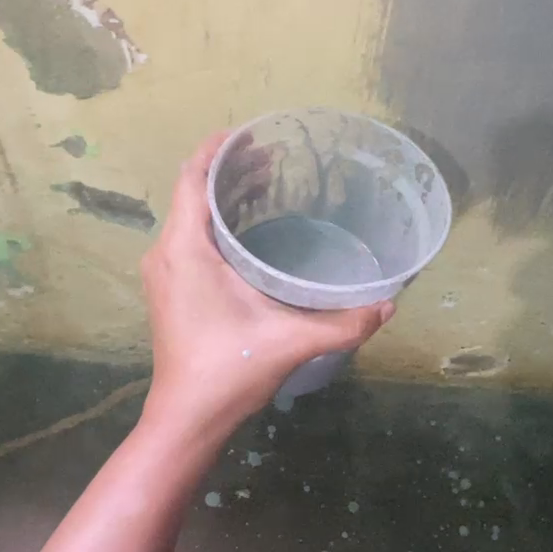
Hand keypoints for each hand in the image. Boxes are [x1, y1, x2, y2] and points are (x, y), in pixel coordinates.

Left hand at [139, 132, 394, 436]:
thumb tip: (389, 305)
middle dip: (229, 171)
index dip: (218, 149)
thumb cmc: (229, 371)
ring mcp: (163, 273)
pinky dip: (214, 225)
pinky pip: (187, 239)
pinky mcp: (168, 291)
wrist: (187, 418)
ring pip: (188, 217)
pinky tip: (248, 233)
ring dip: (221, 199)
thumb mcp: (293, 342)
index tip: (252, 133)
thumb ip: (344, 323)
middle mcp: (166, 253)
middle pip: (191, 193)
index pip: (192, 178)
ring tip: (265, 188)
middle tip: (275, 161)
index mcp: (185, 249)